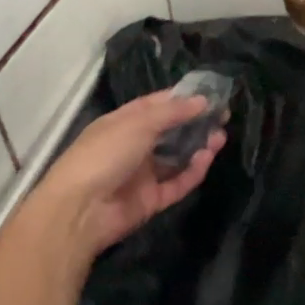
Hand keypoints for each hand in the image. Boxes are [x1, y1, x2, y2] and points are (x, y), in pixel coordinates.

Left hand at [30, 89, 226, 261]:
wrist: (80, 210)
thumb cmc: (104, 154)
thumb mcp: (138, 123)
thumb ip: (172, 112)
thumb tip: (202, 100)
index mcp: (123, 123)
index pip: (156, 105)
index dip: (182, 99)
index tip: (210, 94)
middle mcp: (133, 146)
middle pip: (169, 132)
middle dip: (195, 123)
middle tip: (223, 116)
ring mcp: (142, 174)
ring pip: (176, 158)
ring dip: (198, 147)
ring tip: (220, 137)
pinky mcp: (150, 199)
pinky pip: (177, 183)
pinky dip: (192, 172)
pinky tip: (206, 159)